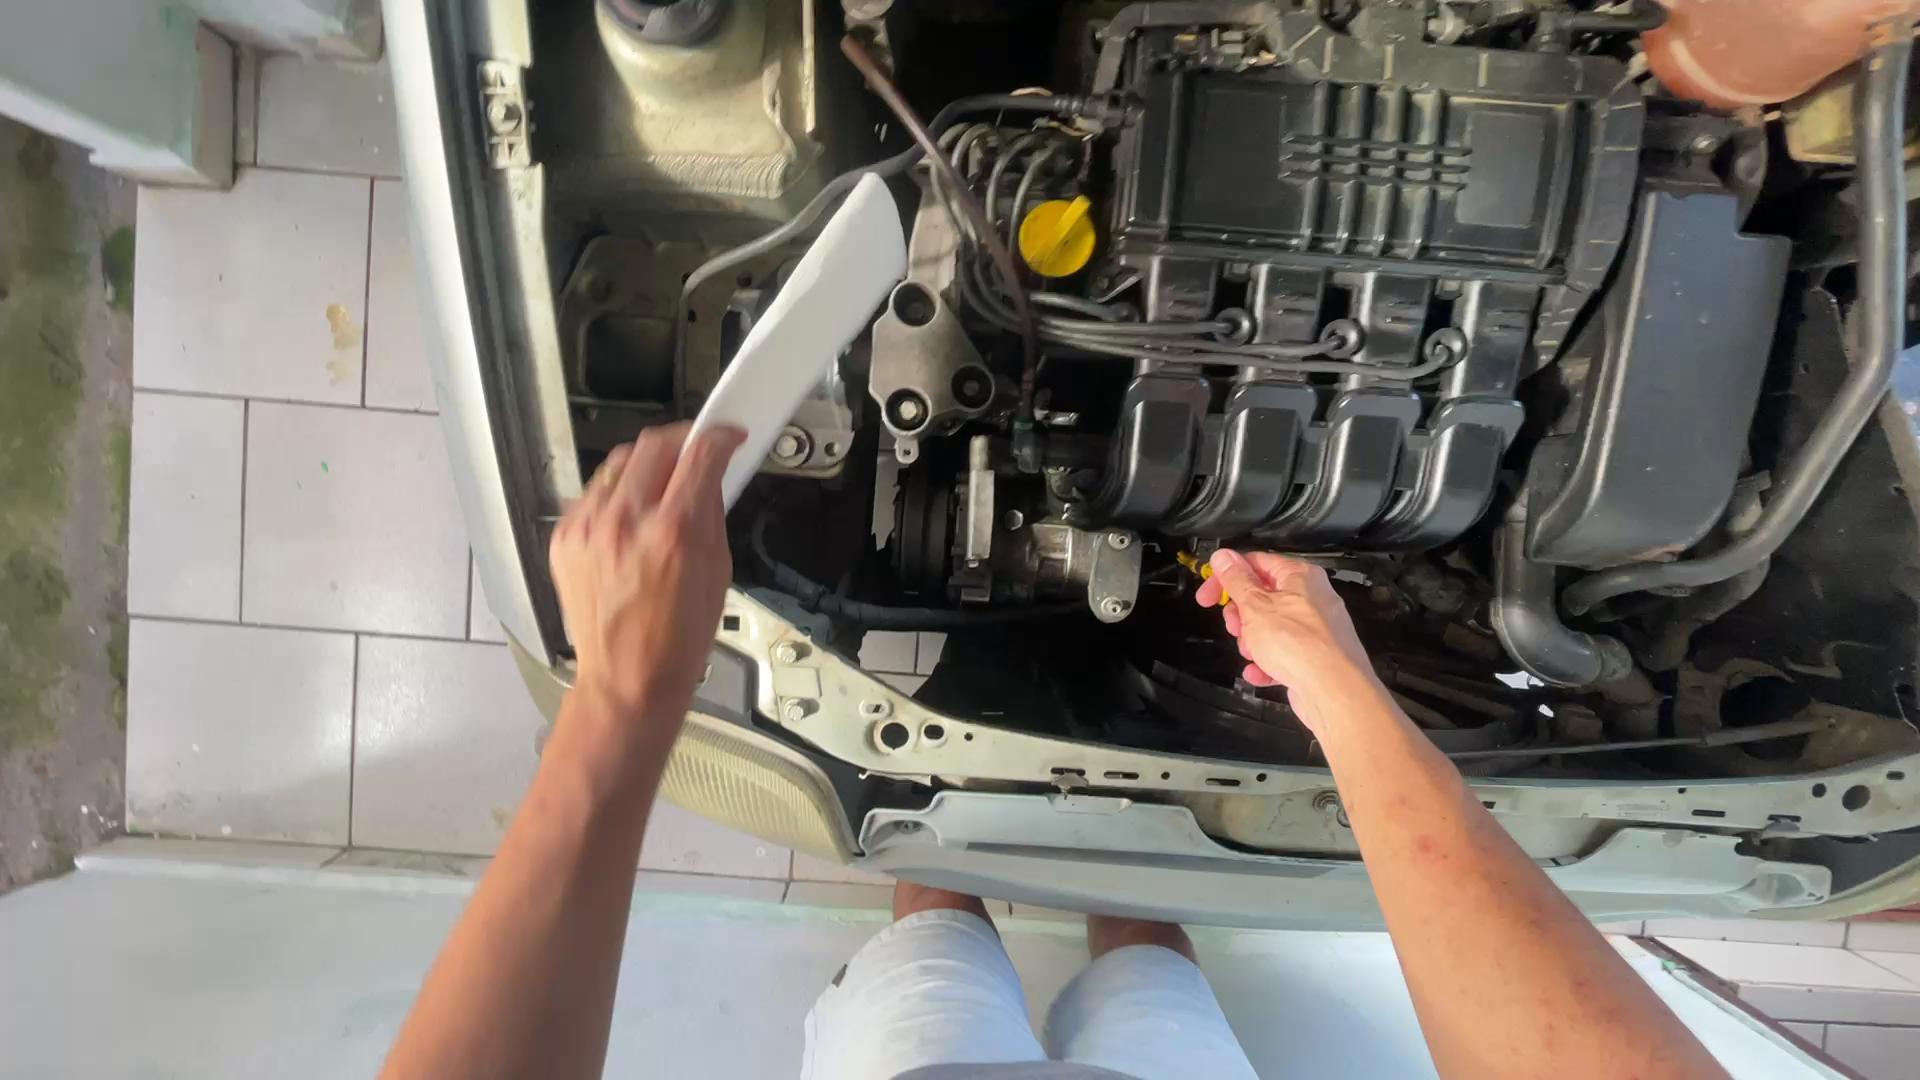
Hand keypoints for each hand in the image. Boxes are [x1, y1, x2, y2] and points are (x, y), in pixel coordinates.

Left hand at [548, 422, 744, 737]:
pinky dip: (621, 491)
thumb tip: (710, 481)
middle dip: (684, 438)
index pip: (700, 455)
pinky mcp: (566, 537)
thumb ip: (712, 516)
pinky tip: (635, 513)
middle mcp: (627, 523)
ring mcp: (589, 528)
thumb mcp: (719, 571)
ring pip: (621, 462)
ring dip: (651, 462)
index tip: (728, 435)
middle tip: (699, 448)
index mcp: (675, 533)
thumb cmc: (676, 639)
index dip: (720, 437)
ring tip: (666, 483)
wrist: (628, 677)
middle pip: (655, 444)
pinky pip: (596, 492)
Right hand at [1196, 549, 1388, 736]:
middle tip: (1234, 628)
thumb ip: (1236, 580)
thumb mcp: (1255, 606)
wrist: (1334, 692)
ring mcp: (1316, 629)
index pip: (1255, 563)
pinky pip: (1282, 652)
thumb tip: (1222, 555)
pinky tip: (1258, 673)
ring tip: (1252, 653)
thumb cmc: (1294, 643)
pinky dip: (1267, 661)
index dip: (1226, 578)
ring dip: (1251, 641)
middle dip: (1241, 615)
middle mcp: (1312, 597)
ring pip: (1269, 626)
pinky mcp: (1315, 656)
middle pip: (1261, 596)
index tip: (1206, 597)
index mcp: (1299, 576)